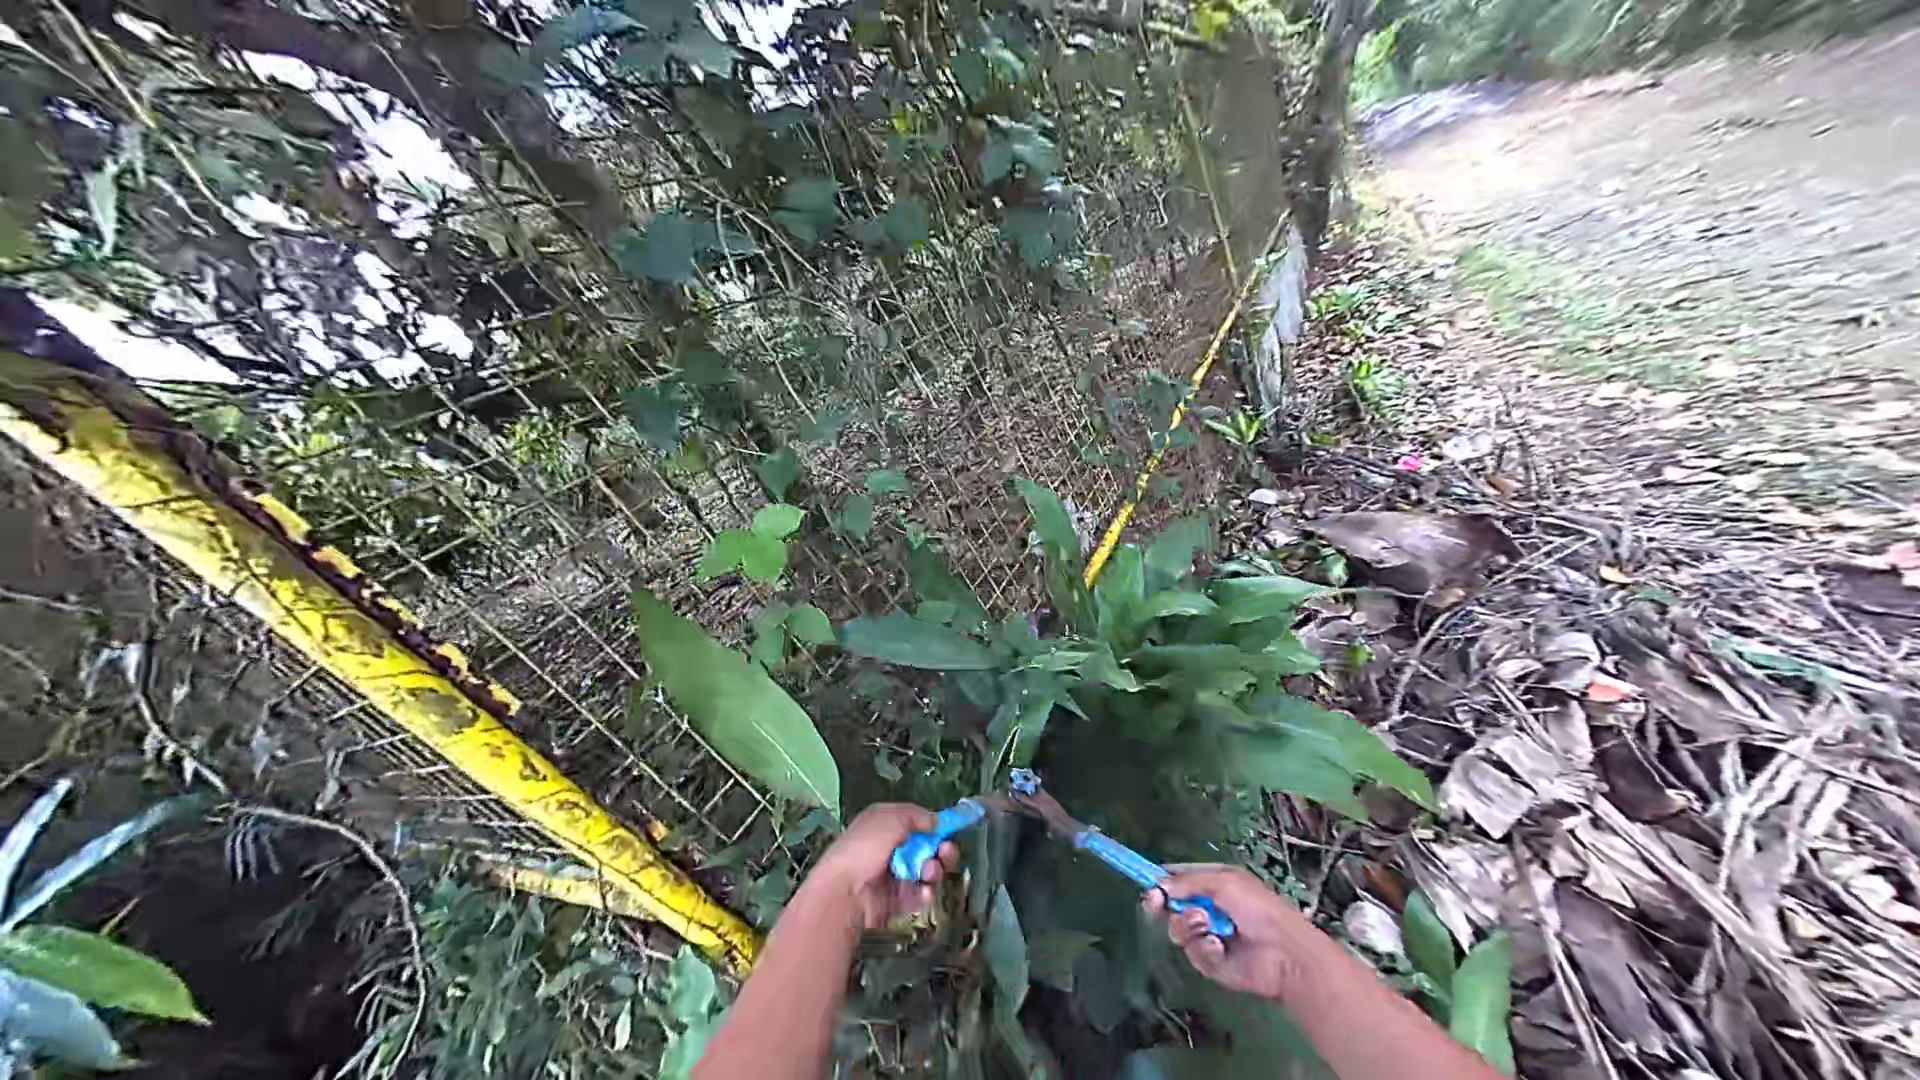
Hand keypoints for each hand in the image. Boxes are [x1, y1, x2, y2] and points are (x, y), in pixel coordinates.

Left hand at [803, 803, 959, 930]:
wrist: (843, 893)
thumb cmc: (864, 848)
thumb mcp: (890, 819)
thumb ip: (917, 816)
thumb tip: (937, 821)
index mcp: (886, 824)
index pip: (918, 821)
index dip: (935, 824)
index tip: (954, 827)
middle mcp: (891, 847)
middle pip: (928, 847)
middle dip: (942, 849)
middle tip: (946, 852)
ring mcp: (895, 875)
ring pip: (927, 870)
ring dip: (934, 870)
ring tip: (928, 872)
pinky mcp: (898, 901)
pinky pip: (920, 894)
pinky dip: (925, 893)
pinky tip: (923, 892)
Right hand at [1142, 864, 1331, 1002]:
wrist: (1286, 954)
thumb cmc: (1258, 909)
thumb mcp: (1223, 883)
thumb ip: (1187, 882)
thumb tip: (1158, 885)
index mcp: (1210, 884)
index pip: (1175, 878)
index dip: (1159, 880)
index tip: (1145, 883)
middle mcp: (1205, 907)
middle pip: (1168, 905)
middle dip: (1162, 904)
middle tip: (1158, 904)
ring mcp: (1206, 935)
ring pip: (1177, 929)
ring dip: (1188, 925)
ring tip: (1209, 926)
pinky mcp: (1211, 962)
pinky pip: (1193, 953)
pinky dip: (1204, 948)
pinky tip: (1220, 947)